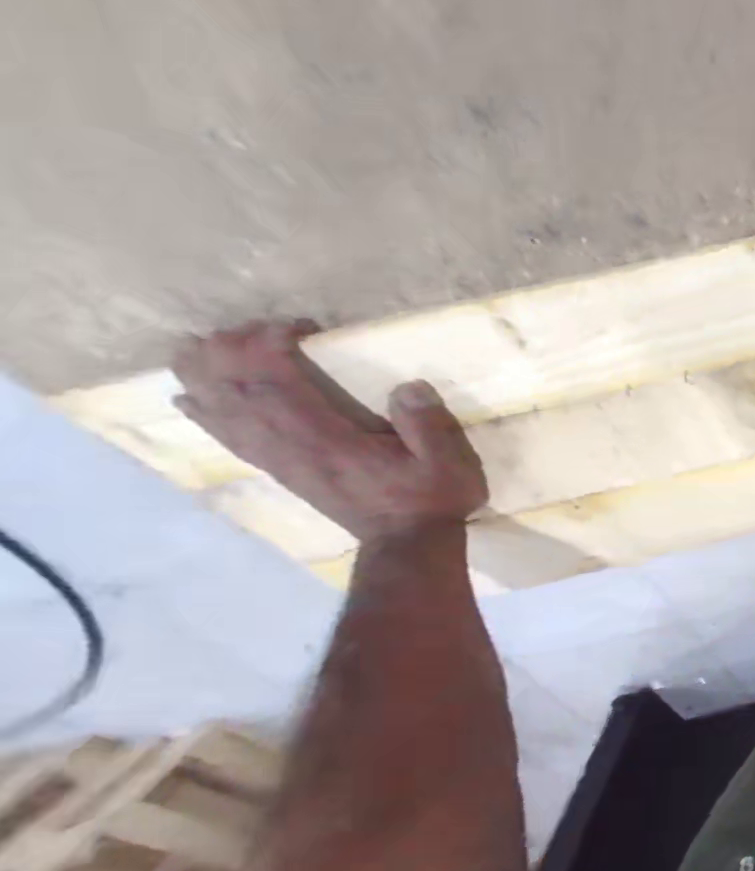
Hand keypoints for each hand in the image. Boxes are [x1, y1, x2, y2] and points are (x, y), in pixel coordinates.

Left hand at [172, 321, 487, 542]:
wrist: (408, 544)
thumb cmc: (431, 500)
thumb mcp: (448, 463)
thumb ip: (429, 425)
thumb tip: (410, 385)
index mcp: (327, 438)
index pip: (275, 380)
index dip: (272, 343)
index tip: (302, 326)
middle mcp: (289, 445)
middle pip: (233, 388)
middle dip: (233, 348)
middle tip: (260, 326)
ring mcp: (279, 459)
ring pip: (220, 409)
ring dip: (205, 373)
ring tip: (207, 345)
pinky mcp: (280, 470)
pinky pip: (227, 436)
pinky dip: (204, 412)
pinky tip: (190, 397)